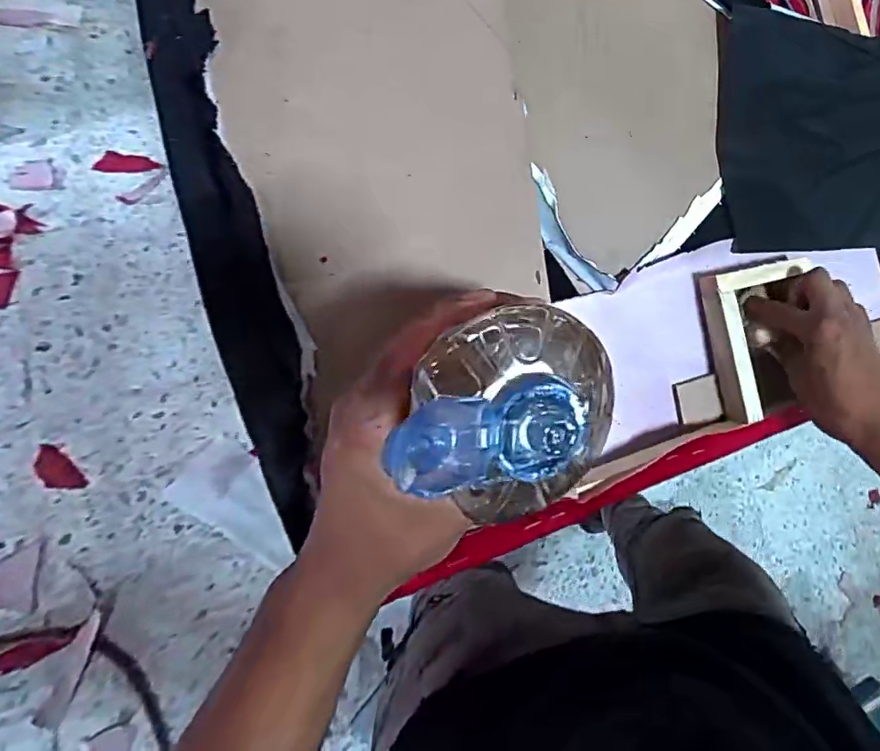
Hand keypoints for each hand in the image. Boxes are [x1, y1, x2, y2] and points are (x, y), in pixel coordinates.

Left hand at [295, 290, 506, 604]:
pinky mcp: (373, 416)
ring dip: (454, 328)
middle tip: (515, 311)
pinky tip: (477, 355)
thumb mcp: (448, 507)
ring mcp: (363, 406)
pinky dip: (443, 349)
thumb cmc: (386, 543)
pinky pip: (410, 365)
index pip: (411, 342)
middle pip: (412, 335)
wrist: (339, 575)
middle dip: (463, 313)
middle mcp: (360, 399)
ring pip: (410, 347)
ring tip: (503, 323)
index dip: (455, 313)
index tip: (501, 303)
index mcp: (370, 412)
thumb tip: (540, 432)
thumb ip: (492, 468)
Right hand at [743, 269, 879, 449]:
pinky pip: (845, 301)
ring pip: (833, 285)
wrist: (876, 418)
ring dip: (816, 294)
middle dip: (796, 287)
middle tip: (788, 311)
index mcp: (818, 327)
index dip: (760, 308)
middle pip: (814, 277)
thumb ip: (783, 349)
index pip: (781, 310)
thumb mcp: (798, 380)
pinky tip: (824, 330)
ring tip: (806, 318)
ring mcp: (855, 316)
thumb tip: (768, 333)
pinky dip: (831, 306)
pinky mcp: (866, 324)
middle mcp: (838, 313)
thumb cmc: (833, 405)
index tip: (749, 306)